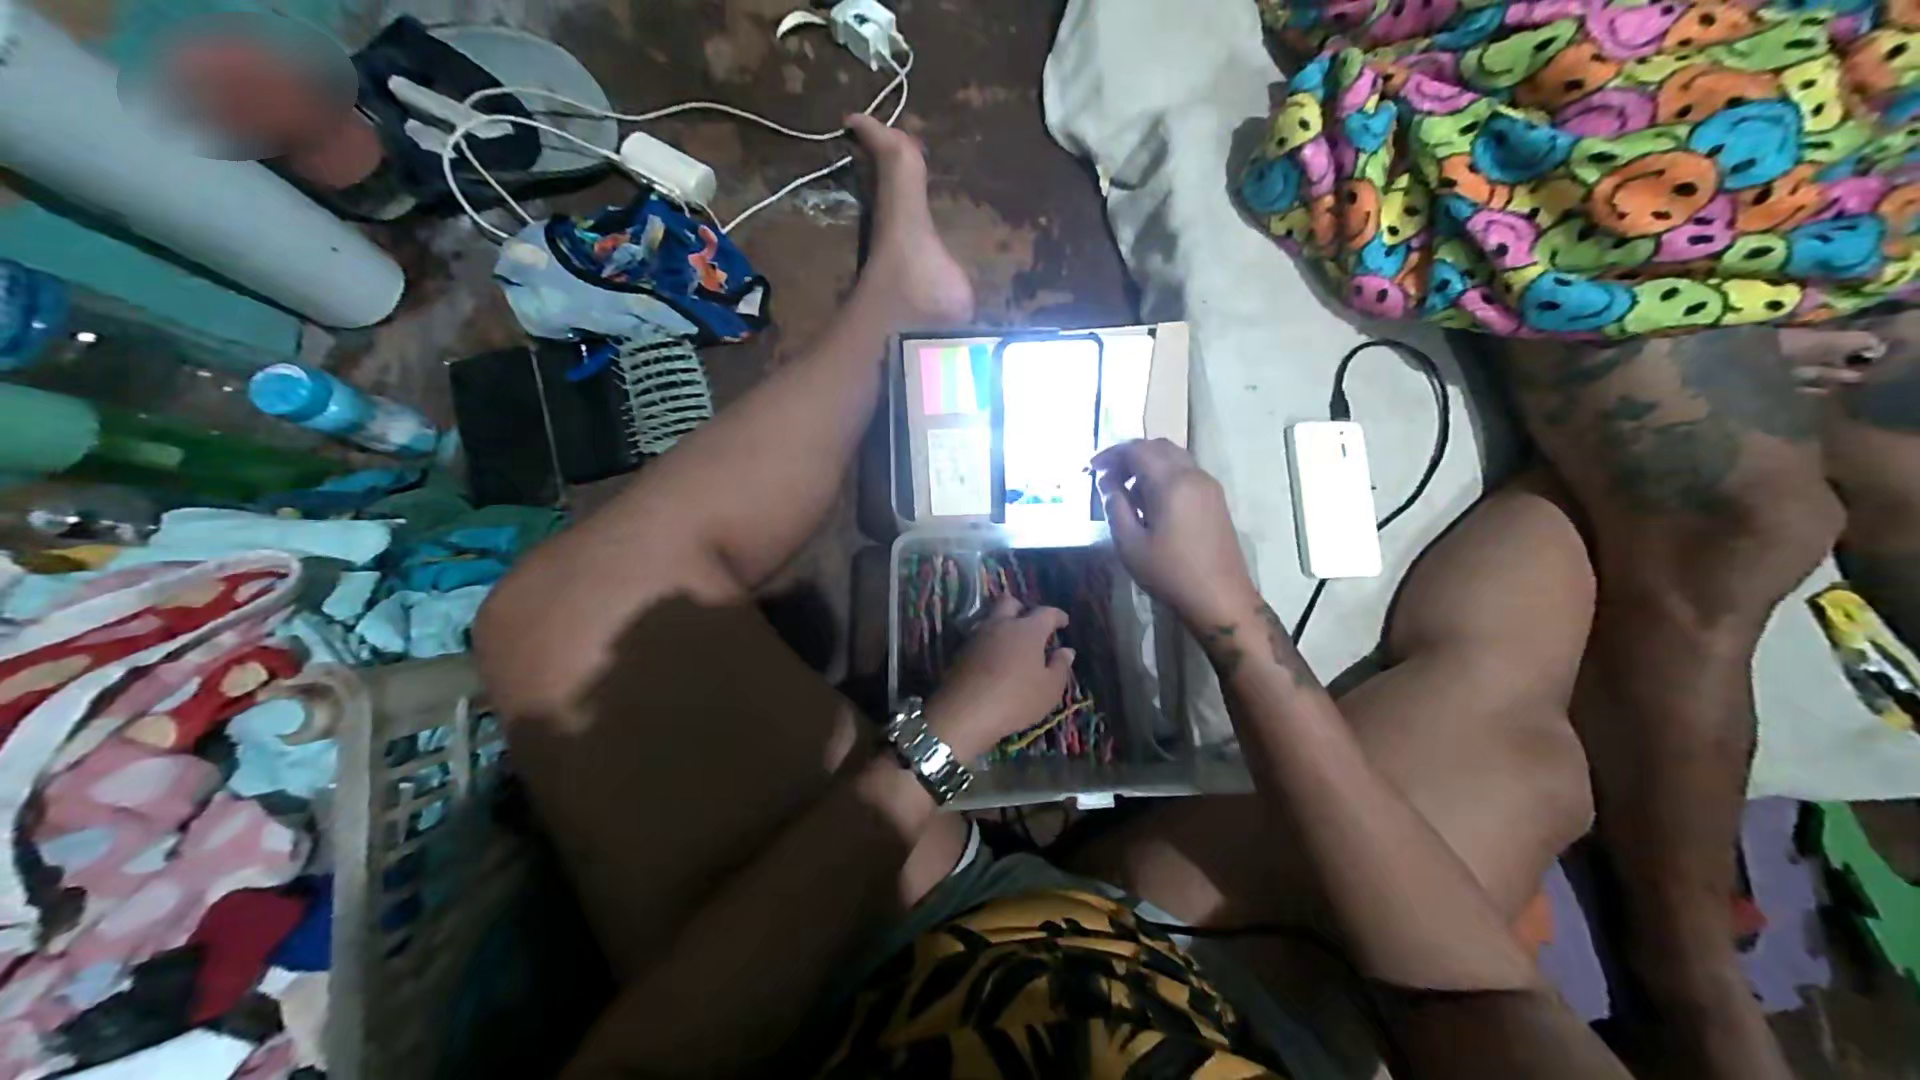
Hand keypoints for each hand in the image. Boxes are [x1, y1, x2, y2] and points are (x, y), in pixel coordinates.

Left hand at [924, 597, 1073, 758]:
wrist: (964, 711)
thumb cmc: (1015, 699)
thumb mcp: (1049, 689)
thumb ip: (1060, 666)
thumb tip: (1066, 650)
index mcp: (1027, 629)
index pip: (1046, 612)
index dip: (1057, 615)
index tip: (1064, 621)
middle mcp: (1001, 624)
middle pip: (1009, 602)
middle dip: (1022, 608)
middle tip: (1031, 624)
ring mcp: (977, 635)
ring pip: (990, 618)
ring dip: (1002, 624)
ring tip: (1012, 641)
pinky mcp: (960, 650)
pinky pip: (978, 636)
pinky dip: (989, 641)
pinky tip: (993, 656)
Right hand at [1093, 439, 1258, 628]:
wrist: (1220, 598)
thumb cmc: (1170, 573)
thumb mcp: (1130, 544)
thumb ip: (1115, 506)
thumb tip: (1106, 482)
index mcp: (1172, 483)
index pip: (1137, 450)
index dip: (1111, 454)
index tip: (1091, 469)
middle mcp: (1193, 475)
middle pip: (1158, 446)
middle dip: (1129, 455)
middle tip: (1107, 476)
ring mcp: (1208, 486)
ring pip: (1174, 457)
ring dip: (1147, 463)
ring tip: (1125, 489)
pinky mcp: (1215, 499)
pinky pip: (1185, 472)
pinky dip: (1163, 474)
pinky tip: (1150, 501)